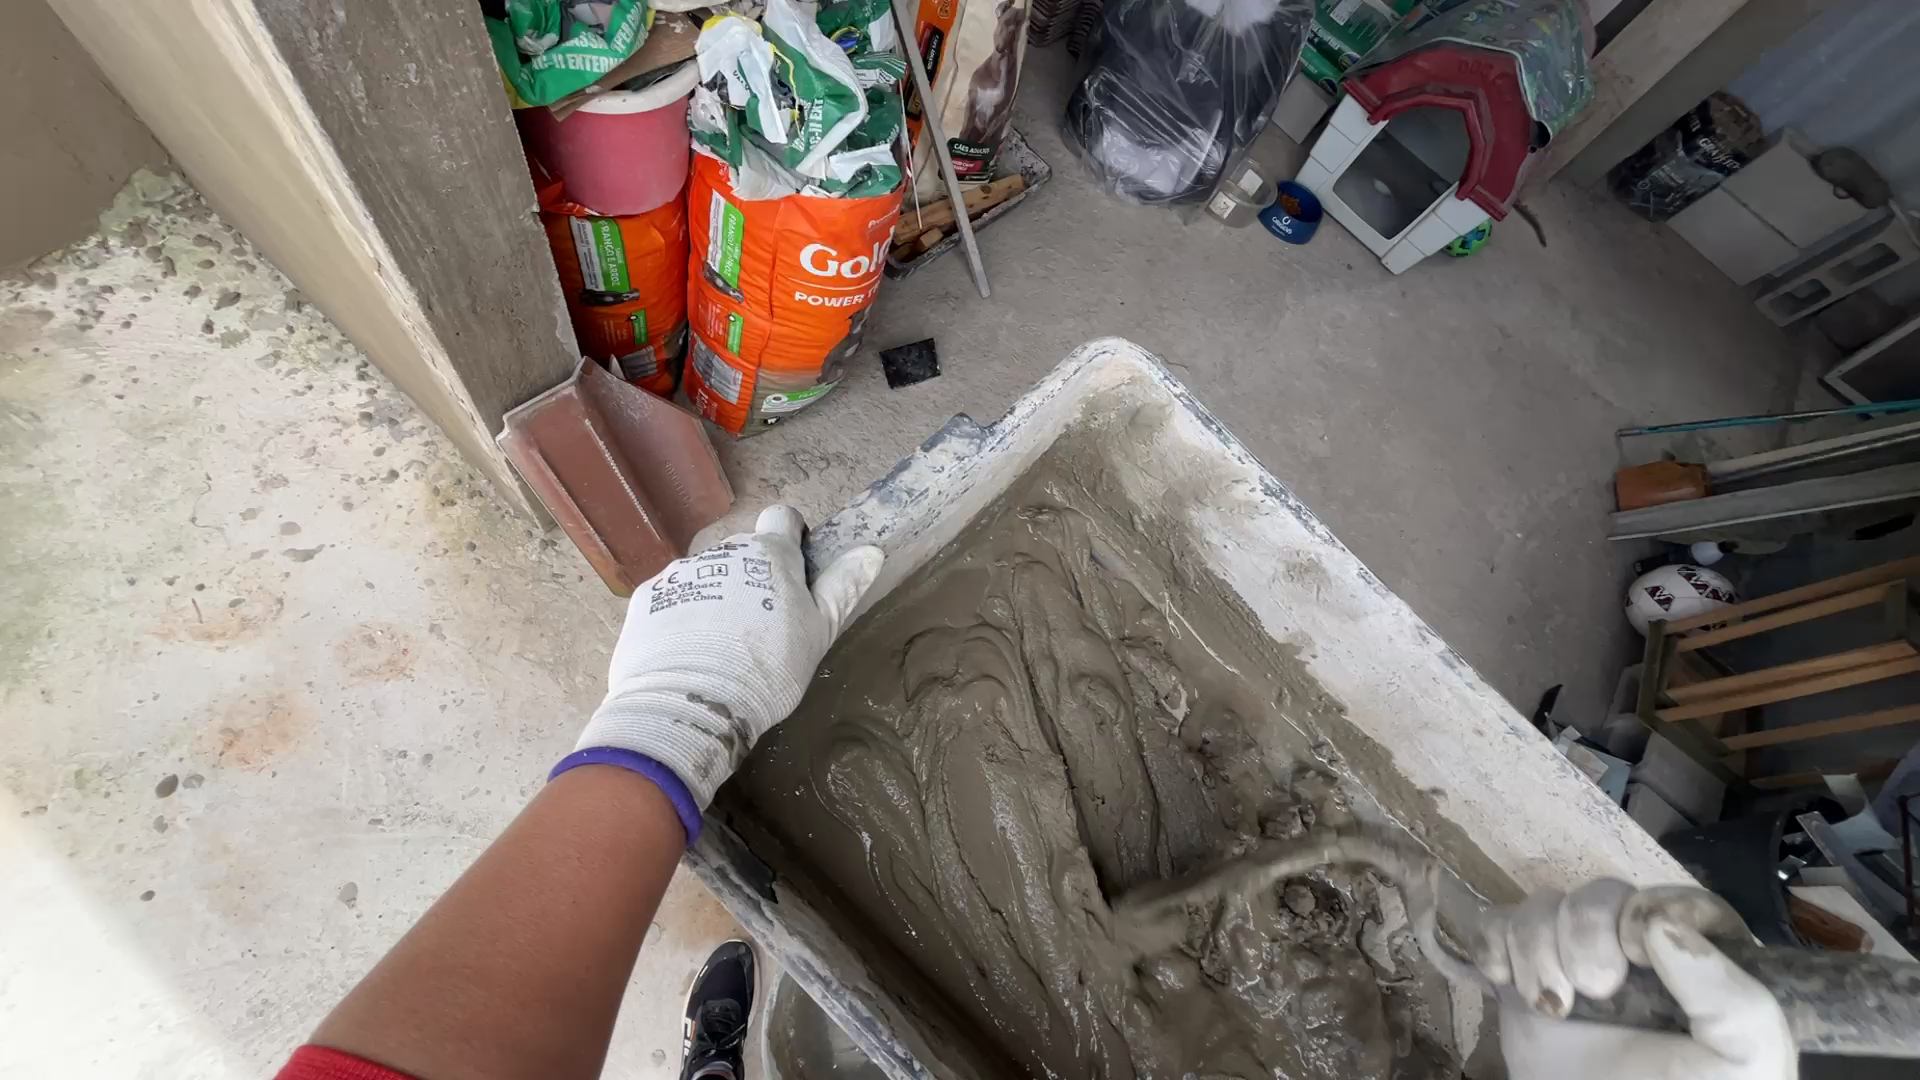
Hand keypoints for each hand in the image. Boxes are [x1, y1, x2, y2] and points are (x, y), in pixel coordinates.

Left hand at [572, 506, 882, 808]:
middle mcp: (724, 551)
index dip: (790, 538)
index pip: (782, 517)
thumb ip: (843, 587)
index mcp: (770, 554)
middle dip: (752, 574)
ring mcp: (682, 572)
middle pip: (743, 550)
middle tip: (759, 622)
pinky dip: (683, 615)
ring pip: (708, 574)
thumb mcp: (820, 630)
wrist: (691, 703)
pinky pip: (673, 597)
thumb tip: (872, 550)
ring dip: (717, 594)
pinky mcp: (648, 598)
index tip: (793, 571)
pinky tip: (689, 651)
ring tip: (720, 643)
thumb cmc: (770, 666)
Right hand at [1474, 882, 1795, 1079]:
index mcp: (1698, 970)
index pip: (1678, 901)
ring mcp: (1568, 953)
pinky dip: (1491, 946)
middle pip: (1600, 894)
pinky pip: (1493, 919)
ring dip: (1535, 952)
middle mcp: (1632, 953)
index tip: (1638, 956)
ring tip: (1549, 1006)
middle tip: (1591, 992)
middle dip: (1583, 937)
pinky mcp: (1516, 960)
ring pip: (1540, 904)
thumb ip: (1739, 1003)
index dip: (1648, 911)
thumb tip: (1656, 925)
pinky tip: (1504, 983)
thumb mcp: (1741, 1069)